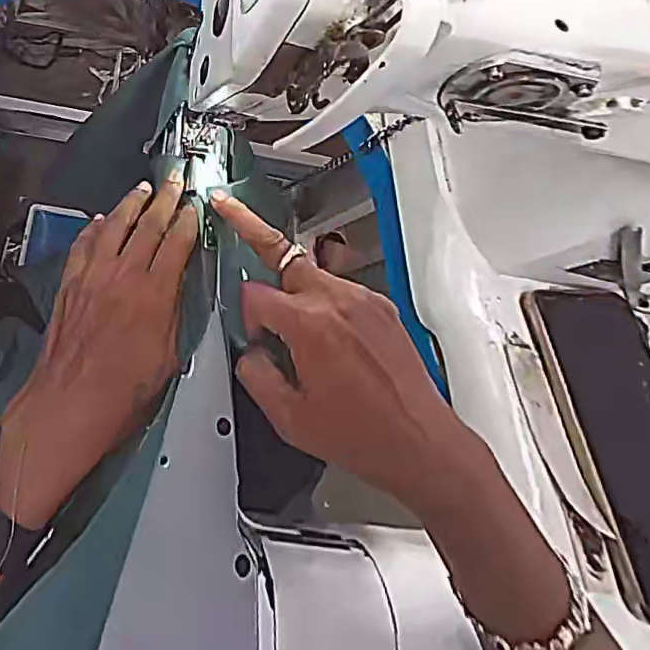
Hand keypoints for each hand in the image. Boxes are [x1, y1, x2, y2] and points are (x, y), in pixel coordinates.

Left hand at [0, 173, 199, 527]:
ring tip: (142, 190)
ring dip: (130, 204)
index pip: (176, 243)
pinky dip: (93, 229)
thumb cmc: (117, 395)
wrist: (67, 406)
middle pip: (148, 225)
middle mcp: (122, 278)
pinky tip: (100, 221)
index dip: (188, 221)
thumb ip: (174, 317)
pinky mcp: (70, 286)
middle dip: (165, 199)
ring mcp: (93, 278)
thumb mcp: (167, 359)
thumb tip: (177, 293)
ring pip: (114, 226)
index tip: (194, 209)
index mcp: (153, 294)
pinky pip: (83, 245)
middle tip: (175, 182)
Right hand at [210, 190, 475, 516]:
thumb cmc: (364, 435)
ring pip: (312, 273)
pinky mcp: (381, 306)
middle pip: (281, 252)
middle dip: (251, 230)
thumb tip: (250, 354)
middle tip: (229, 208)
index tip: (251, 336)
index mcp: (309, 325)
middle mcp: (337, 301)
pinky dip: (326, 303)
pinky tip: (331, 339)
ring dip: (295, 289)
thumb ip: (256, 374)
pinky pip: (341, 290)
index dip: (246, 317)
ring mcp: (363, 299)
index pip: (255, 294)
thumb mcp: (289, 418)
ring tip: (297, 325)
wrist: (420, 441)